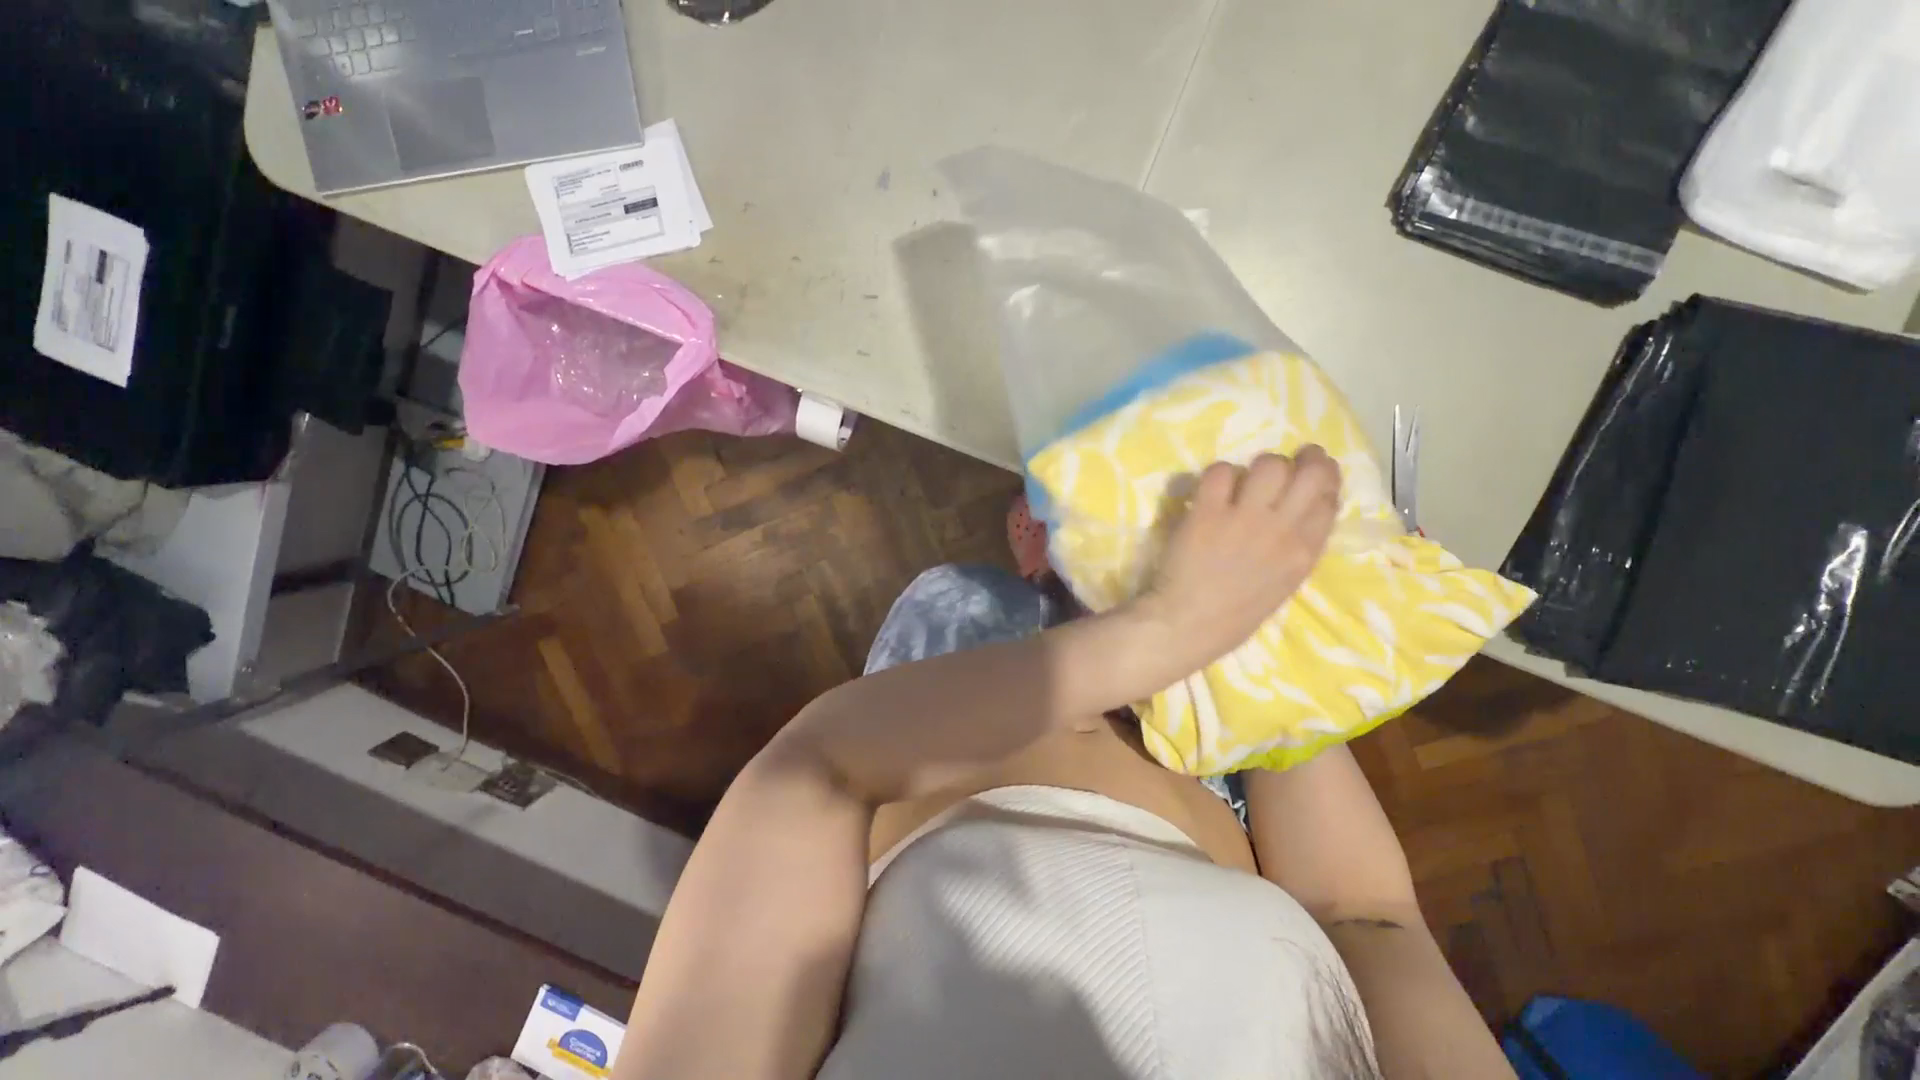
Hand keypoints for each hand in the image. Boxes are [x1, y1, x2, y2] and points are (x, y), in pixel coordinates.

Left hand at [1128, 446, 1340, 675]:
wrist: (1188, 625)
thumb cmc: (1235, 614)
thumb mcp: (1284, 583)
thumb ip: (1297, 546)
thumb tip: (1304, 509)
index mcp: (1304, 553)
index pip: (1330, 499)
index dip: (1324, 480)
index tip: (1311, 475)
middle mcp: (1282, 531)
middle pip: (1312, 472)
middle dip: (1304, 459)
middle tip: (1288, 462)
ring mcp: (1245, 519)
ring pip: (1269, 464)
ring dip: (1258, 466)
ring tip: (1245, 480)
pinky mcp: (1208, 513)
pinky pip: (1221, 471)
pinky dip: (1218, 476)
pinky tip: (1212, 492)